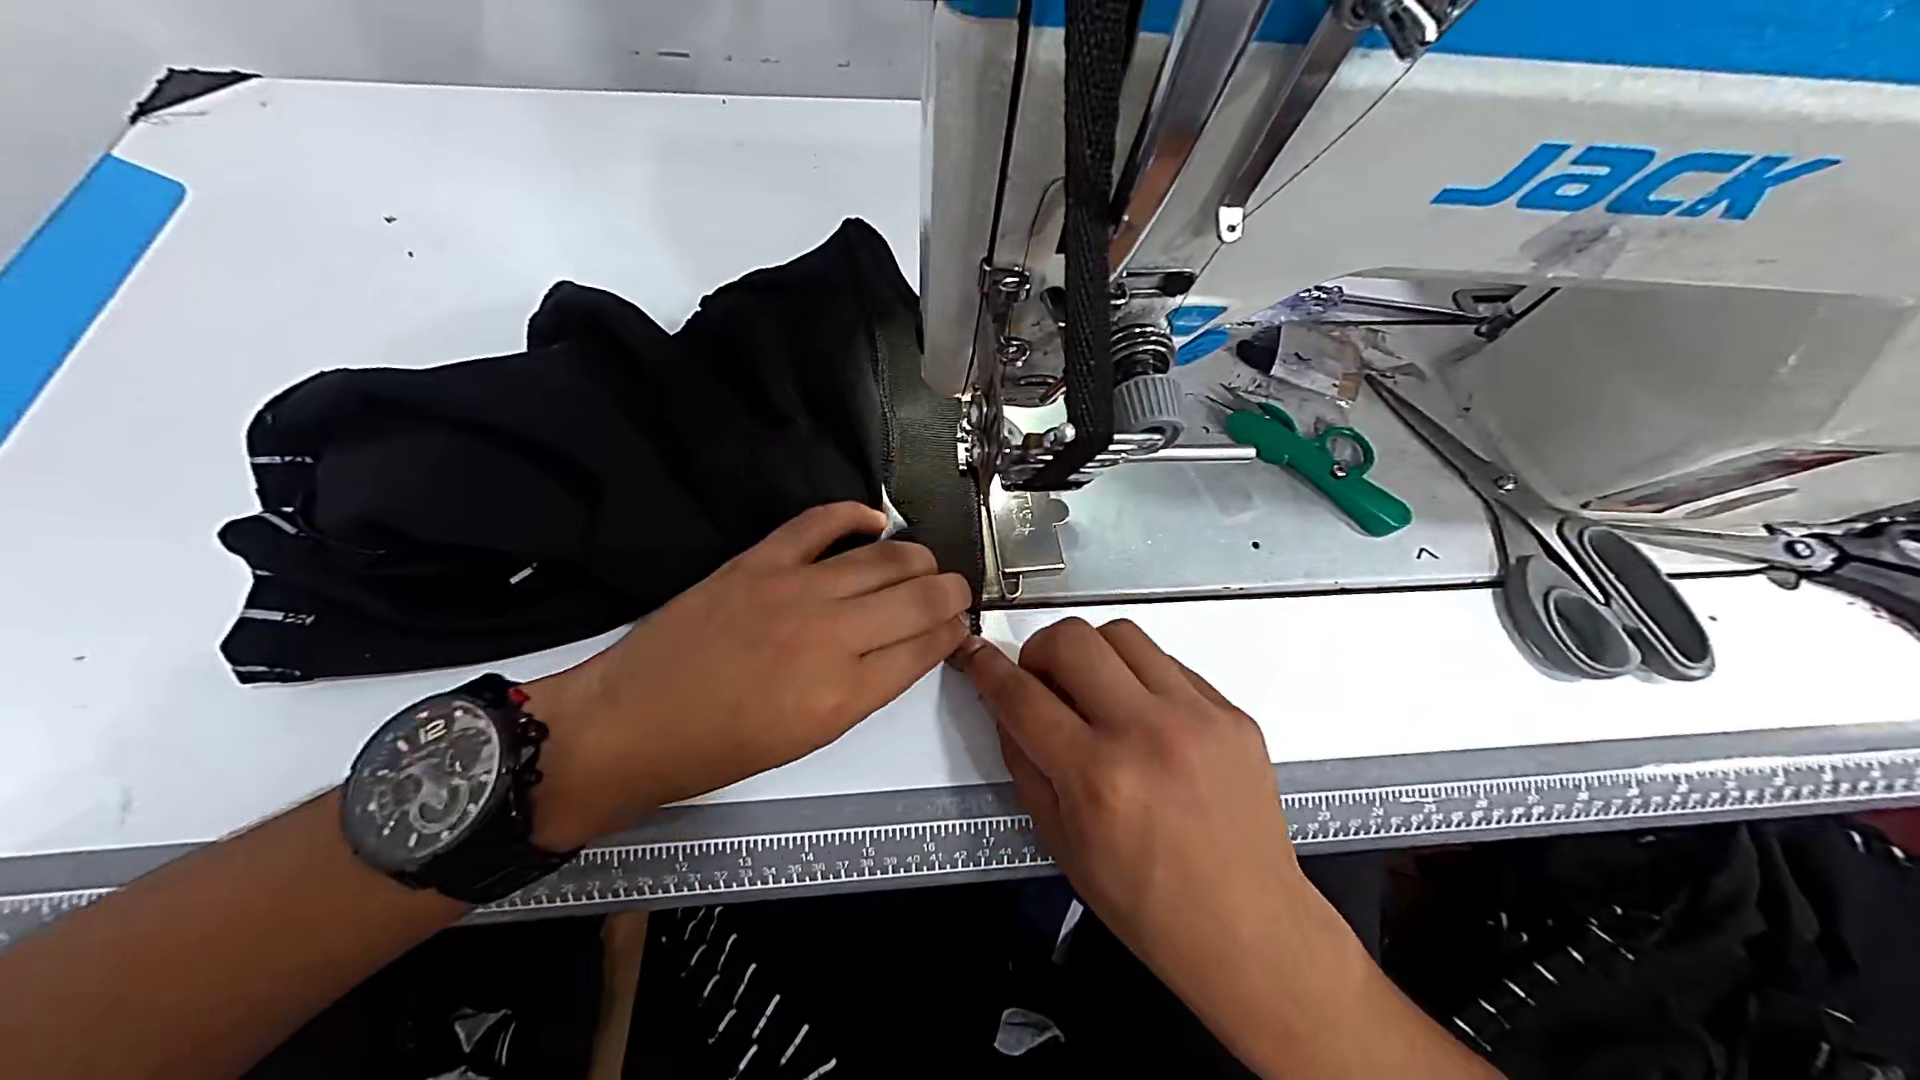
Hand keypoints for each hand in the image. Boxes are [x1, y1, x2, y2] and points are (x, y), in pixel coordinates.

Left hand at [526, 502, 971, 847]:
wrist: (629, 726)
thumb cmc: (717, 750)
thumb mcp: (809, 738)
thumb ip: (864, 689)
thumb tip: (902, 648)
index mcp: (844, 695)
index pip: (926, 646)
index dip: (953, 630)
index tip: (958, 624)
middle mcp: (829, 637)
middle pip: (918, 596)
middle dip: (951, 591)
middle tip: (954, 592)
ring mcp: (793, 591)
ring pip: (883, 557)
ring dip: (917, 558)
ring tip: (924, 564)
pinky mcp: (757, 562)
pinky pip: (819, 522)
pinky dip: (854, 515)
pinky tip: (874, 521)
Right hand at [956, 619, 1309, 1022]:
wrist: (1246, 927)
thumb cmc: (1154, 904)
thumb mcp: (1061, 841)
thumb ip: (1025, 764)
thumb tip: (1007, 709)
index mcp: (1097, 777)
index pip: (1021, 695)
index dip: (988, 668)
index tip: (978, 656)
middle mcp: (1149, 735)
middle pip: (1071, 640)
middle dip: (1039, 650)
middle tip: (1042, 678)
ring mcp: (1197, 718)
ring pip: (1121, 633)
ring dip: (1091, 653)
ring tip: (1093, 690)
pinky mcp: (1231, 713)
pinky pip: (1169, 663)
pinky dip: (1140, 676)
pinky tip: (1141, 713)